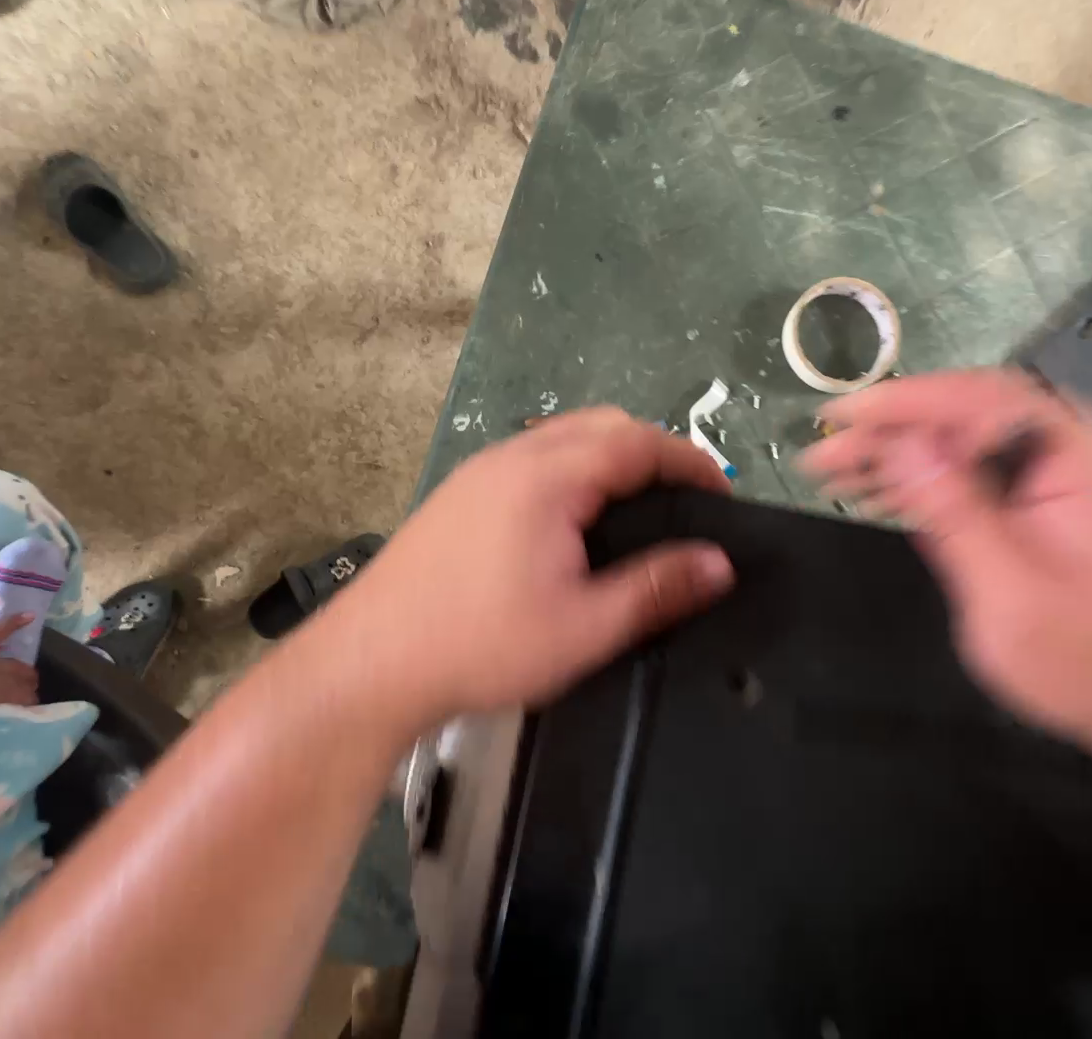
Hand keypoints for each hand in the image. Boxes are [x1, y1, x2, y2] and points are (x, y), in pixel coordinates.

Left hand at [309, 407, 735, 733]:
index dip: (690, 461)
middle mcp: (512, 458)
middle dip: (654, 452)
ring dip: (612, 457)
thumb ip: (657, 589)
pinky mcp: (459, 496)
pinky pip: (533, 460)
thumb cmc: (481, 644)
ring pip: (563, 438)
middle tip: (687, 498)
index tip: (724, 495)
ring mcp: (478, 473)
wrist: (367, 666)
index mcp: (548, 476)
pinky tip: (576, 520)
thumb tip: (720, 563)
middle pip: (601, 425)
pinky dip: (575, 470)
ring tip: (641, 506)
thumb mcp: (584, 627)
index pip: (638, 442)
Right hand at [800, 368, 1091, 748]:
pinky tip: (898, 498)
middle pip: (976, 419)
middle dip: (895, 432)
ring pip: (981, 448)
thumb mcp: (1012, 595)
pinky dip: (944, 485)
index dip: (901, 402)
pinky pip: (998, 480)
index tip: (840, 418)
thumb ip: (955, 512)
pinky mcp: (1071, 513)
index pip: (979, 401)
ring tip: (844, 476)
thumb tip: (904, 446)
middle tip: (827, 456)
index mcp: (1084, 462)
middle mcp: (1088, 457)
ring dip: (911, 458)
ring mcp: (1083, 484)